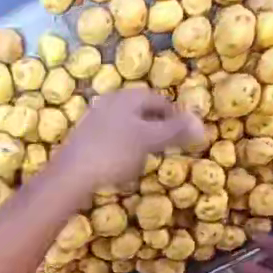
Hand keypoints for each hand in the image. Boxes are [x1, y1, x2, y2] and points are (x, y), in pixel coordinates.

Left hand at [48, 88, 203, 193]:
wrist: (71, 175)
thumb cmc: (114, 152)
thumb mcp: (149, 140)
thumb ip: (175, 130)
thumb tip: (201, 123)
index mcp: (126, 97)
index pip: (159, 100)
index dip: (176, 115)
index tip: (187, 133)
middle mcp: (109, 103)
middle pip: (142, 111)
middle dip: (158, 126)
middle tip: (172, 145)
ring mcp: (95, 120)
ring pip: (127, 125)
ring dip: (142, 138)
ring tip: (151, 157)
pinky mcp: (86, 139)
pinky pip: (113, 139)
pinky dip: (125, 149)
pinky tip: (126, 166)